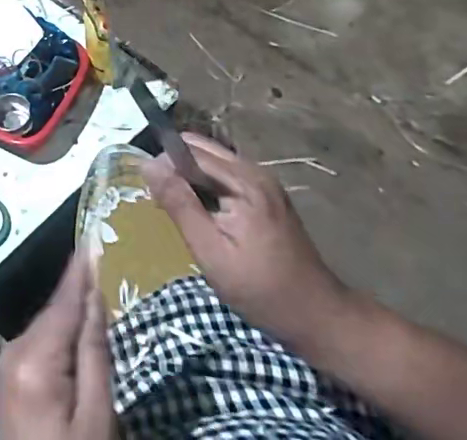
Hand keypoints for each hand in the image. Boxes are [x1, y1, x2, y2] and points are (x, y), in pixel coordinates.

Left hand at [0, 251, 115, 439]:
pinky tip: (81, 327)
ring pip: (48, 324)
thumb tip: (95, 296)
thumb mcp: (97, 416)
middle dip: (80, 290)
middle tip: (104, 259)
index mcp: (34, 358)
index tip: (92, 235)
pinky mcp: (9, 374)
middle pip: (55, 311)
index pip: (64, 302)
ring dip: (72, 311)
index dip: (81, 269)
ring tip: (99, 286)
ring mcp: (7, 362)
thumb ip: (95, 352)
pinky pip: (41, 341)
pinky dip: (61, 333)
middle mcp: (13, 349)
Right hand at [143, 133, 357, 348]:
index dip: (164, 164)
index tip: (150, 193)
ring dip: (190, 175)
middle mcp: (255, 171)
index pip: (190, 151)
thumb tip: (148, 164)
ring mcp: (264, 181)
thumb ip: (179, 204)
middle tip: (161, 199)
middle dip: (175, 165)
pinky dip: (206, 184)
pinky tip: (201, 212)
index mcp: (244, 181)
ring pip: (213, 160)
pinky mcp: (266, 194)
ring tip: (178, 207)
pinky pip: (226, 174)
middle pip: (202, 149)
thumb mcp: (211, 252)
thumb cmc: (261, 290)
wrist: (318, 316)